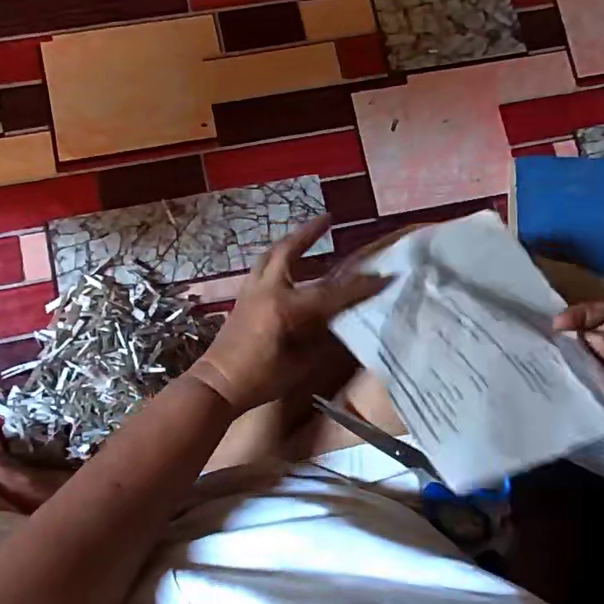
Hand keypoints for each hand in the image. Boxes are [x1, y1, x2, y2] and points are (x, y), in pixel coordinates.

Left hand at [187, 217, 388, 412]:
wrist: (217, 384)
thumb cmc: (261, 379)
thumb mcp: (301, 364)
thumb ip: (323, 338)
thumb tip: (343, 319)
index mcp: (284, 308)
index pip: (331, 292)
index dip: (361, 285)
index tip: (386, 275)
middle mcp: (267, 290)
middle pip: (289, 251)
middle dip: (309, 233)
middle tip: (327, 218)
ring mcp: (251, 291)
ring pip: (270, 255)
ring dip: (290, 241)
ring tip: (306, 234)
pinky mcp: (242, 298)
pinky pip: (262, 268)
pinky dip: (277, 258)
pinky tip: (286, 263)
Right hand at [554, 301, 603, 476]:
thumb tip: (585, 338)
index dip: (583, 313)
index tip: (559, 324)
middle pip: (589, 335)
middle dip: (567, 335)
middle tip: (544, 343)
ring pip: (580, 360)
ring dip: (563, 359)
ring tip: (541, 361)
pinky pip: (580, 387)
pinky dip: (565, 383)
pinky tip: (551, 382)